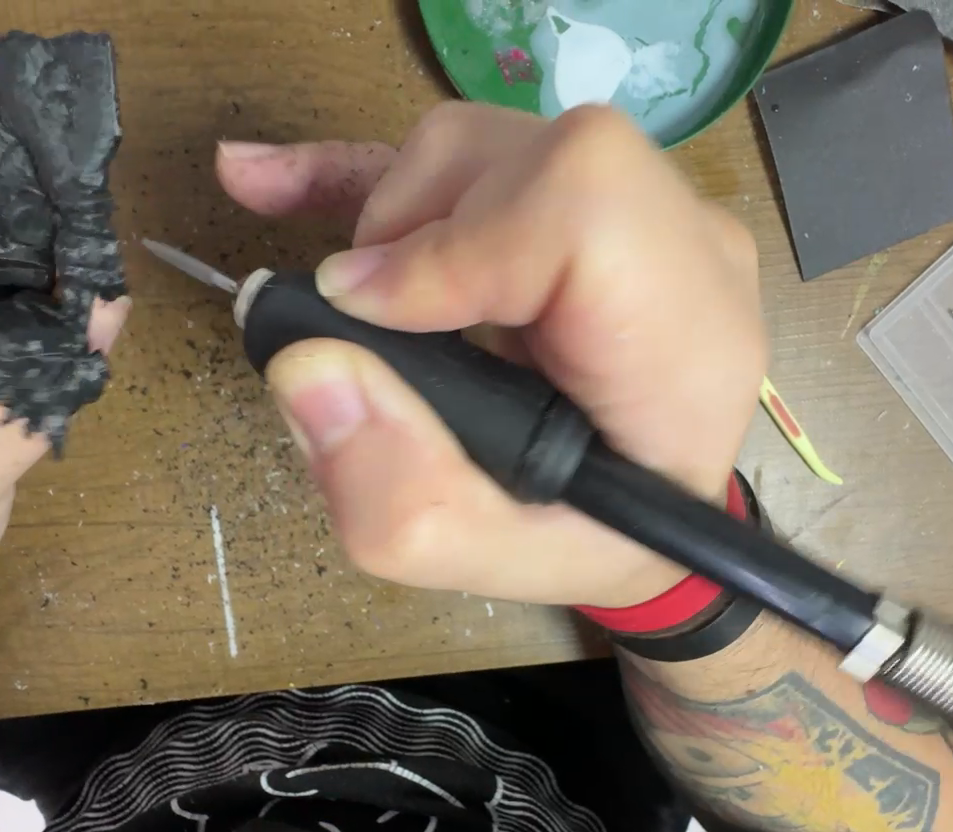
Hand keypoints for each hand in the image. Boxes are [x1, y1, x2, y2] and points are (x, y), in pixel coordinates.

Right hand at [218, 104, 764, 609]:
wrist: (647, 508)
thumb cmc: (588, 541)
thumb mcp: (493, 561)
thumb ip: (403, 498)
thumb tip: (304, 365)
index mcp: (682, 345)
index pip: (582, 207)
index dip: (452, 245)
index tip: (367, 314)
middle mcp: (680, 253)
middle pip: (521, 160)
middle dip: (404, 235)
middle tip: (366, 335)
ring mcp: (635, 212)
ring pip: (483, 149)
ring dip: (389, 222)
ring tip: (362, 313)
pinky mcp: (579, 202)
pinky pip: (477, 153)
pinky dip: (367, 169)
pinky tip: (269, 178)